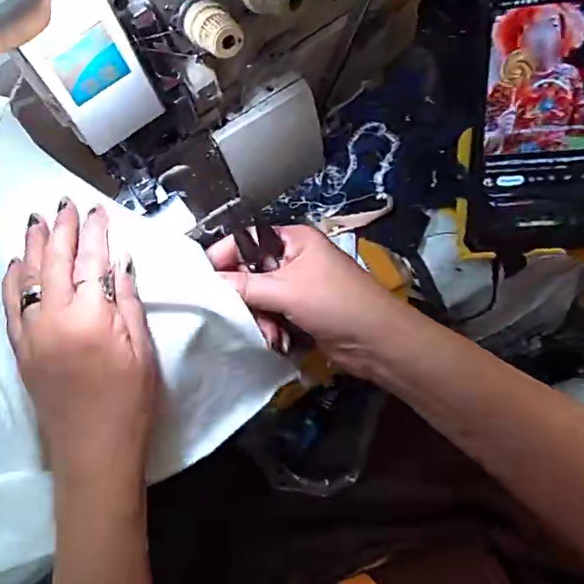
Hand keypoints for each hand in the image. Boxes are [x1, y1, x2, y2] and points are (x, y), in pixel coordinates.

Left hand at [2, 200, 160, 501]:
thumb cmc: (129, 404)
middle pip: (55, 262)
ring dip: (33, 246)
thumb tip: (119, 263)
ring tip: (37, 221)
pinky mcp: (20, 349)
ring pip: (28, 278)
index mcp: (91, 316)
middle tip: (63, 204)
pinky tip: (16, 263)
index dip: (94, 233)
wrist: (92, 452)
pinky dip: (12, 280)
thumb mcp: (143, 352)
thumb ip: (128, 303)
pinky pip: (10, 306)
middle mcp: (54, 317)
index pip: (92, 261)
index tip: (95, 210)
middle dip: (61, 229)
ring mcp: (31, 333)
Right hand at [208, 225, 408, 375]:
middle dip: (244, 296)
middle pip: (247, 271)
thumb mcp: (286, 290)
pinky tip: (278, 341)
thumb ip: (244, 285)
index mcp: (292, 240)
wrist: (381, 345)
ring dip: (258, 317)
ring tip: (269, 333)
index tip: (202, 277)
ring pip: (256, 297)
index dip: (223, 255)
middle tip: (240, 312)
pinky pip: (269, 314)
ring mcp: (296, 286)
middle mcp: (292, 258)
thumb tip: (207, 283)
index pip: (245, 239)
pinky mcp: (299, 311)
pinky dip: (269, 327)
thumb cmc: (337, 304)